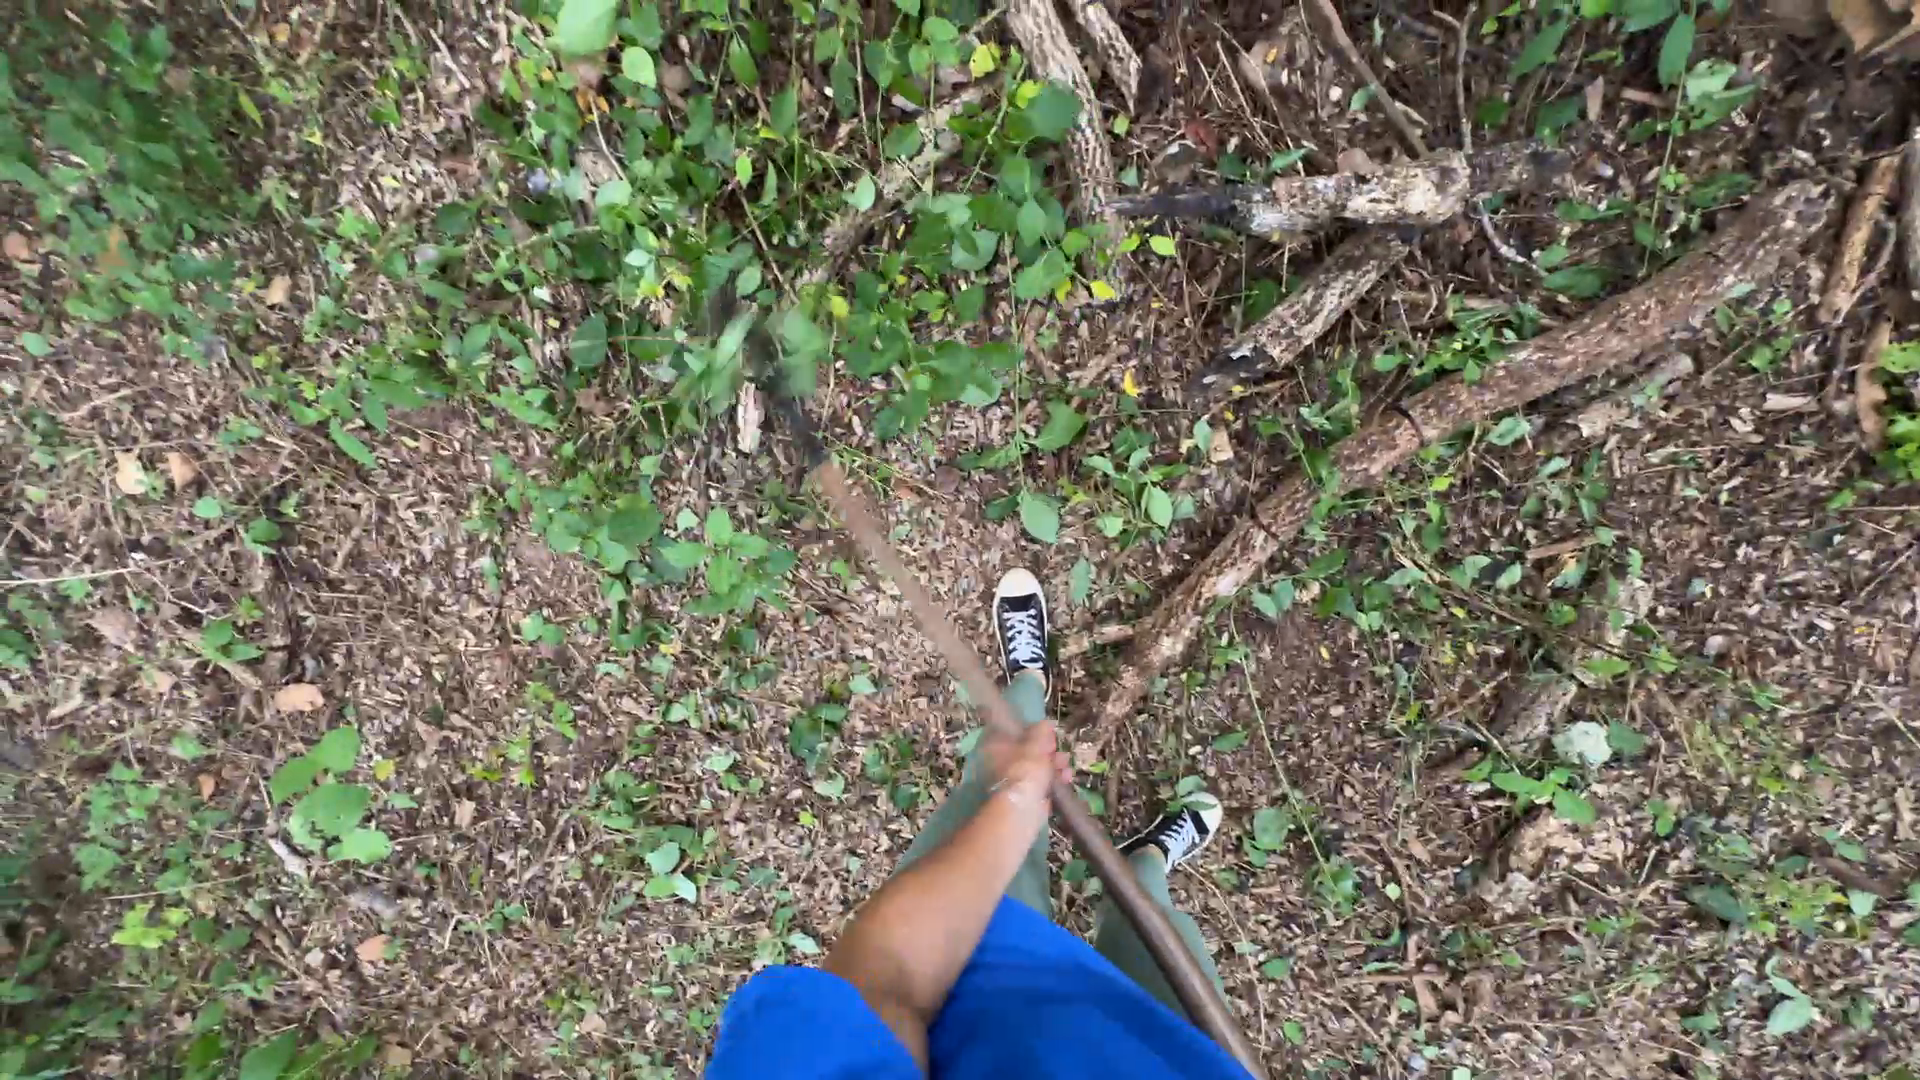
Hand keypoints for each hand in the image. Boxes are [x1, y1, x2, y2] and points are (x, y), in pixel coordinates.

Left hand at [982, 720, 1071, 810]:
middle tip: (1059, 749)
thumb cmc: (1024, 772)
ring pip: (1036, 769)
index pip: (1013, 733)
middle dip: (1047, 749)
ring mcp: (1014, 781)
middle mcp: (1002, 763)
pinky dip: (1054, 781)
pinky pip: (1042, 785)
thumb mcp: (1035, 746)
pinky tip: (1066, 778)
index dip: (1032, 731)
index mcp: (998, 747)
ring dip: (1054, 765)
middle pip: (1028, 751)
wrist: (1021, 812)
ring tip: (1066, 765)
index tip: (1048, 733)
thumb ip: (1041, 733)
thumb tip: (1046, 723)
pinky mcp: (1026, 798)